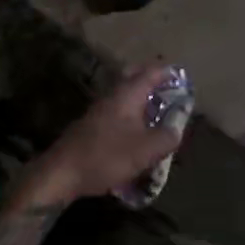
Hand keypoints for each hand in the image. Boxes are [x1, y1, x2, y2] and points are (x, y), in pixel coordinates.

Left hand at [20, 67, 183, 206]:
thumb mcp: (146, 150)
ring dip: (141, 101)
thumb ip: (167, 136)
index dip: (167, 73)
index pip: (150, 73)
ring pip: (124, 98)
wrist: (62, 172)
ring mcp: (98, 111)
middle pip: (133, 79)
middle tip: (169, 92)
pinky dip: (131, 117)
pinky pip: (117, 114)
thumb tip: (177, 127)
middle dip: (152, 82)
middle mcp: (111, 97)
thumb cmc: (106, 156)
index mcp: (127, 95)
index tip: (183, 78)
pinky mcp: (91, 127)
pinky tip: (137, 135)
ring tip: (159, 115)